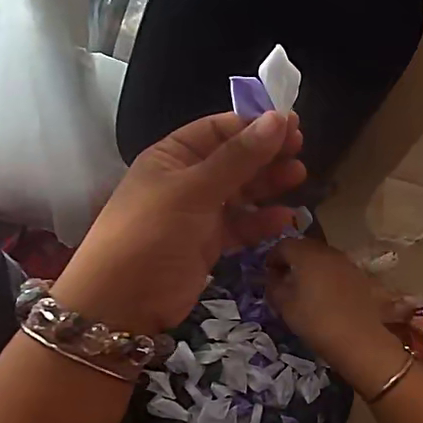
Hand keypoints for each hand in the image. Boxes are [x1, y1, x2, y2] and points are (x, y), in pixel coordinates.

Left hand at [52, 111, 304, 334]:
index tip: (292, 125)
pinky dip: (260, 221)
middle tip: (301, 150)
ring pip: (239, 192)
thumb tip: (278, 119)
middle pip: (232, 159)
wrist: (121, 303)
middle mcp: (184, 180)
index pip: (218, 130)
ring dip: (267, 185)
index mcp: (172, 156)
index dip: (254, 126)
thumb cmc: (152, 234)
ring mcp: (196, 214)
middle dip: (265, 154)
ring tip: (299, 176)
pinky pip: (239, 225)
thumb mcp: (194, 190)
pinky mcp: (206, 245)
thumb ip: (238, 157)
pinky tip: (285, 218)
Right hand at [265, 237, 408, 393]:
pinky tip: (324, 293)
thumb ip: (273, 286)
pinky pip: (336, 268)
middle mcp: (328, 252)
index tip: (267, 272)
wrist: (359, 339)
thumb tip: (273, 277)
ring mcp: (347, 263)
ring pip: (322, 257)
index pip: (284, 245)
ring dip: (310, 266)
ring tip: (303, 285)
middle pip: (304, 246)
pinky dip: (326, 275)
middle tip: (283, 276)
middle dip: (291, 258)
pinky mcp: (360, 277)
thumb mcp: (284, 305)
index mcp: (307, 254)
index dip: (272, 256)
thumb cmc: (315, 321)